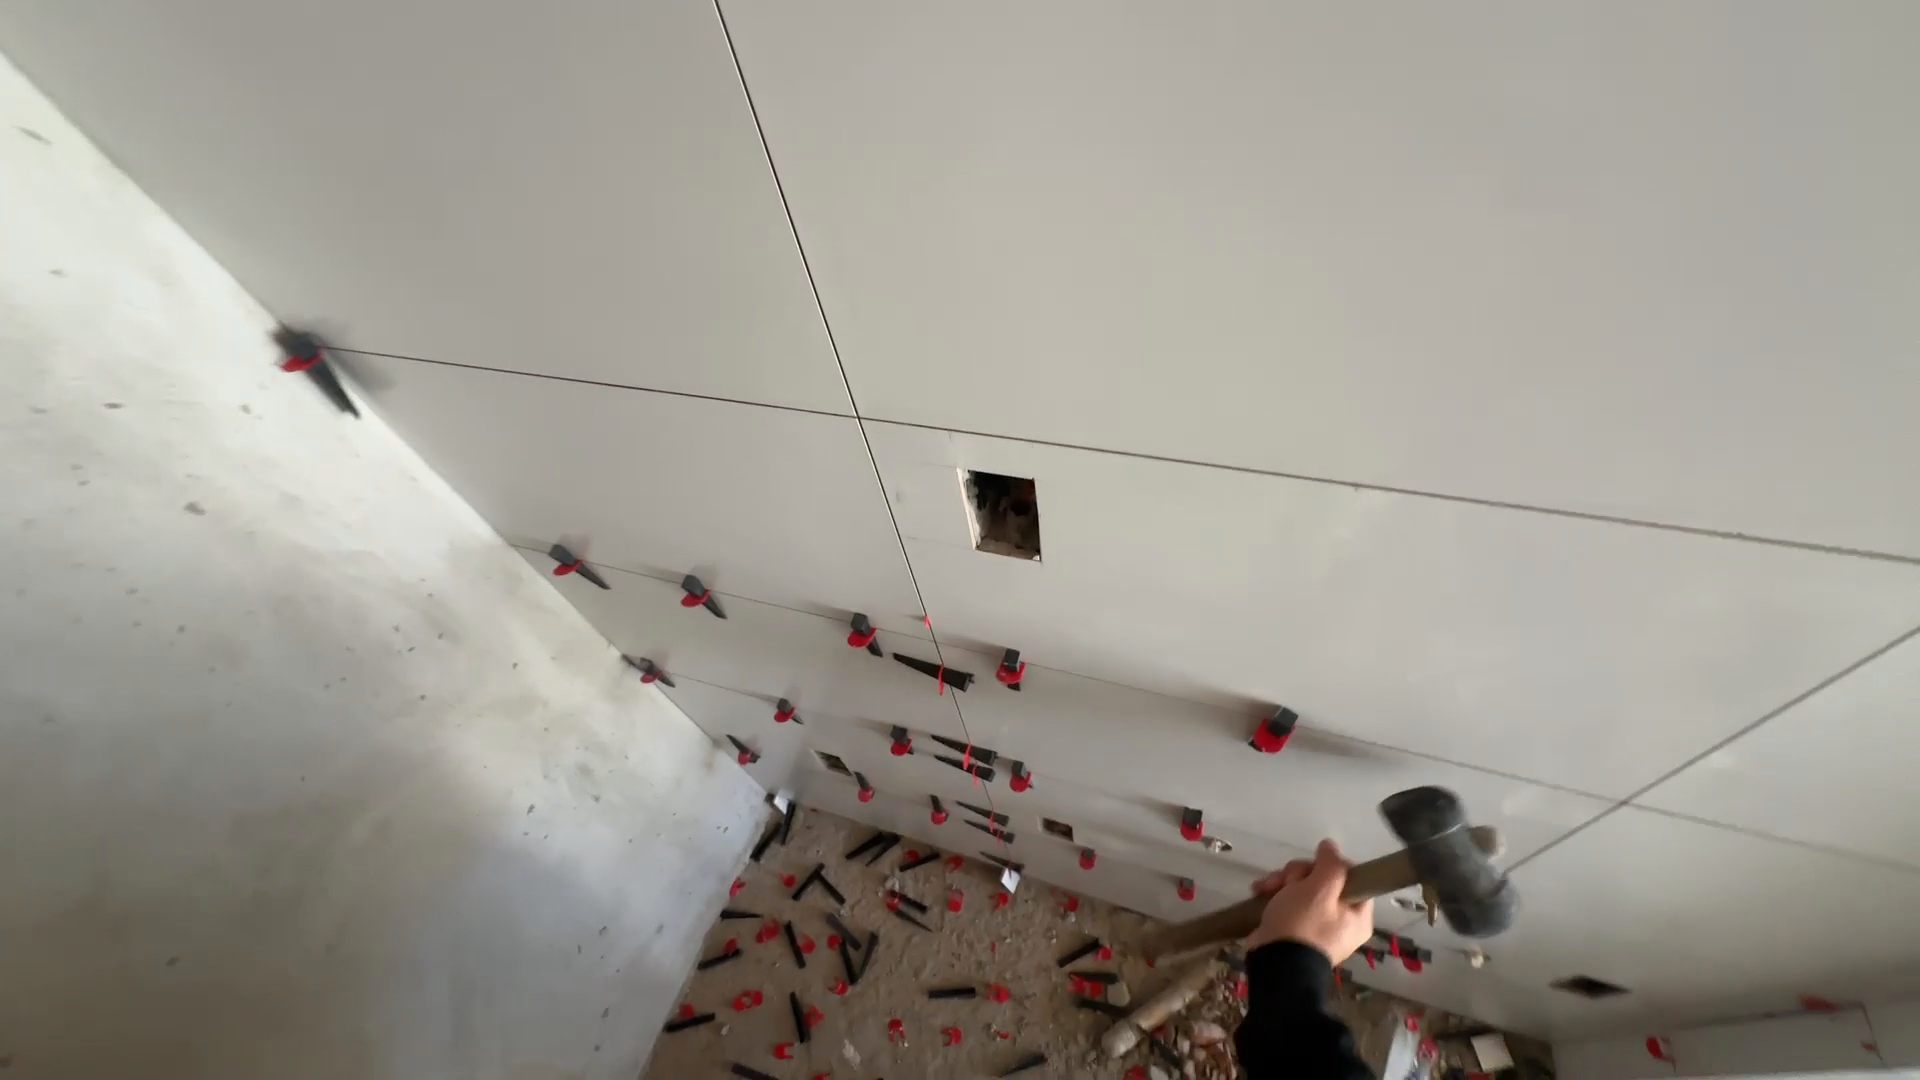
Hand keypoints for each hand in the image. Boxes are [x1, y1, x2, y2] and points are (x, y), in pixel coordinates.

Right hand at [1244, 839, 1374, 962]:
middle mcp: (1341, 919)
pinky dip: (1274, 892)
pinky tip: (1260, 891)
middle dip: (1299, 874)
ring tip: (1267, 887)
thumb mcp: (1320, 890)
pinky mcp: (1295, 925)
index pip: (1352, 877)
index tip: (1313, 867)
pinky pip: (1289, 899)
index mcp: (1357, 915)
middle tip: (1288, 880)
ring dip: (1282, 881)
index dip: (1330, 866)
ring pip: (1302, 886)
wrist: (1276, 961)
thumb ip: (1330, 865)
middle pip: (1323, 879)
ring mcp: (1317, 923)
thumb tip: (1330, 846)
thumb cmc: (1303, 924)